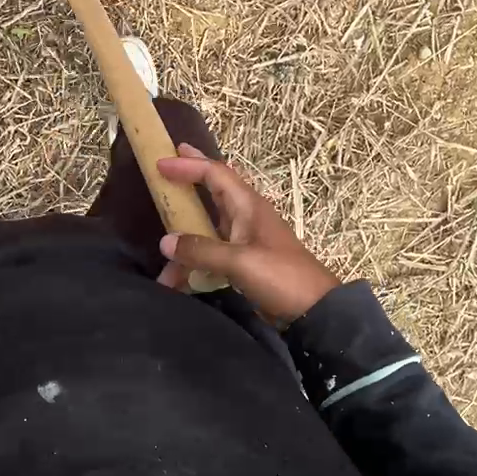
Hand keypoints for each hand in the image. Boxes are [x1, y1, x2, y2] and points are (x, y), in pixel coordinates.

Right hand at [155, 143, 340, 321]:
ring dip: (185, 239)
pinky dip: (195, 263)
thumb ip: (201, 250)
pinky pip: (212, 252)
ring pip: (208, 226)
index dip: (187, 165)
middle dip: (189, 178)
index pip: (214, 173)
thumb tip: (165, 242)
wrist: (316, 312)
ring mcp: (245, 239)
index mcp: (247, 205)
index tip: (160, 163)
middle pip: (212, 190)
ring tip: (162, 257)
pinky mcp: (245, 261)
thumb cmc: (282, 277)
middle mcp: (245, 216)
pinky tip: (178, 282)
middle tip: (165, 166)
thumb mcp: (240, 262)